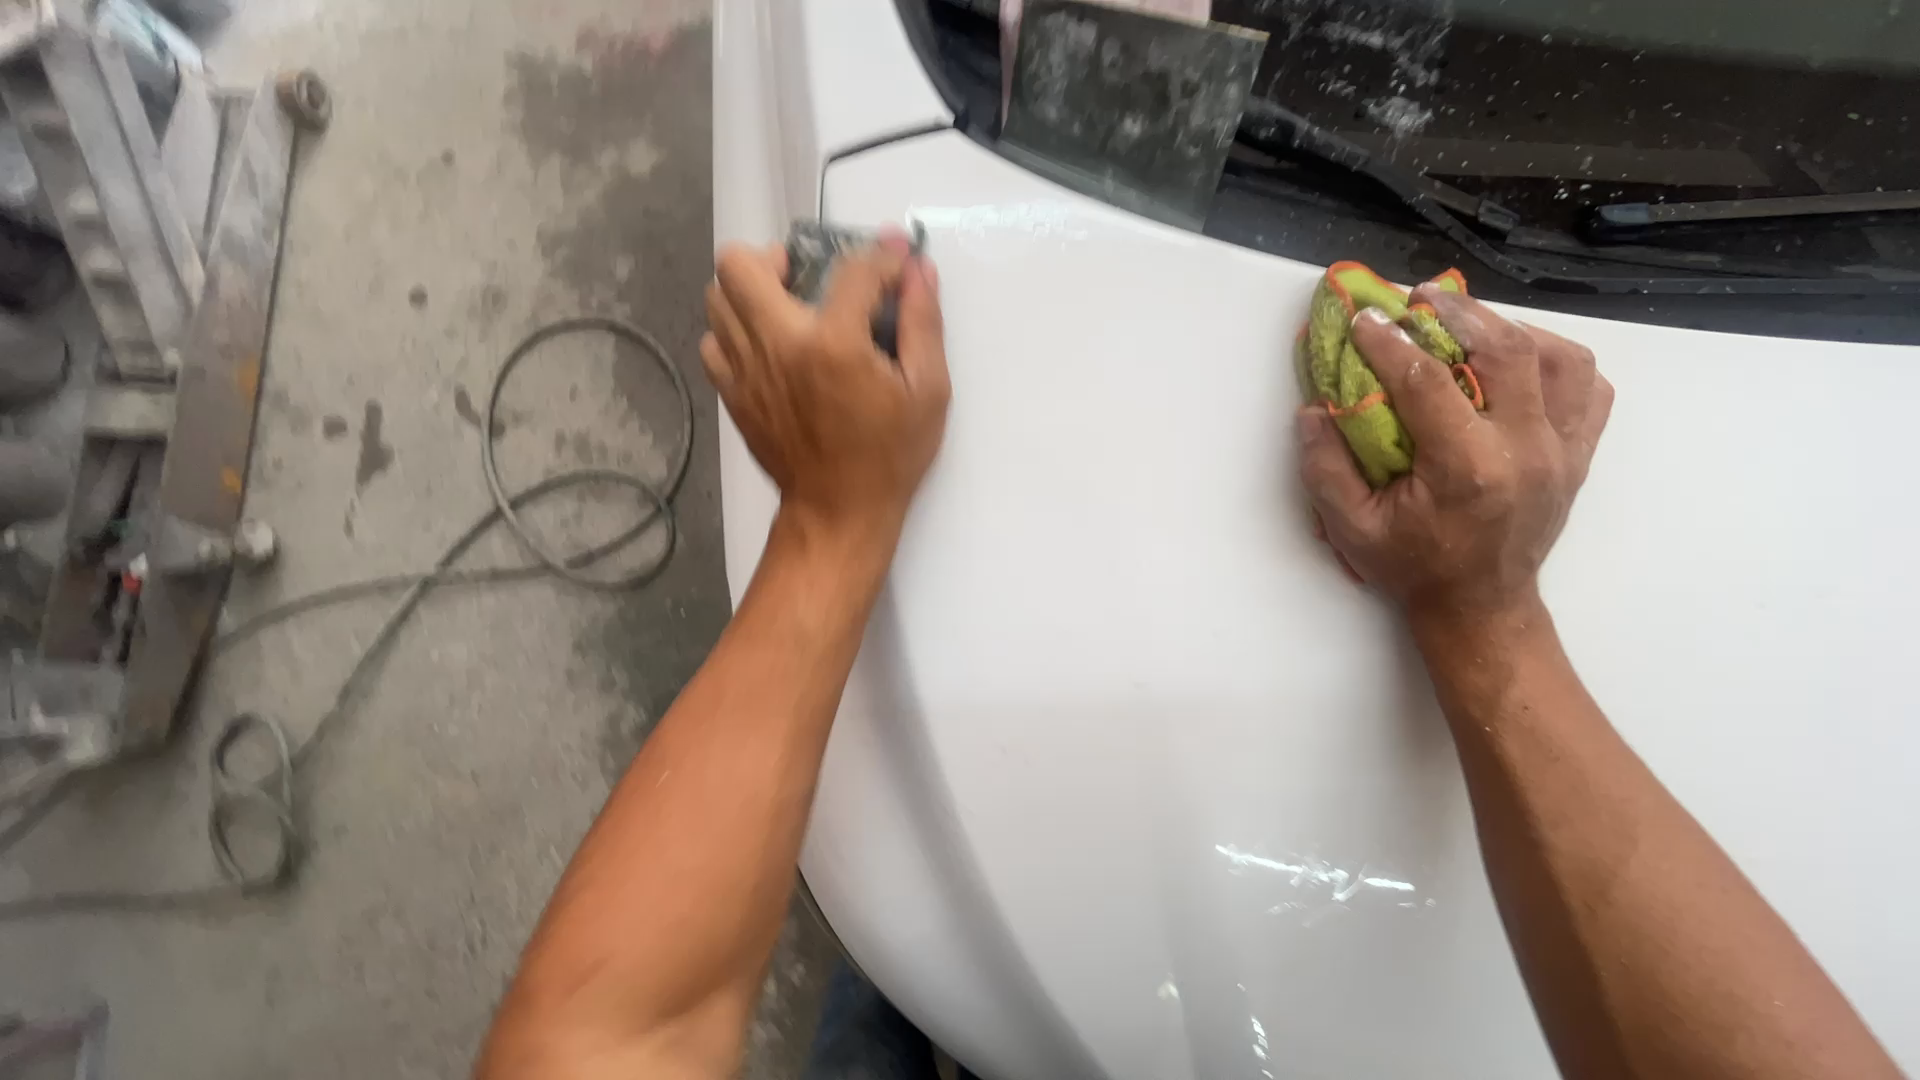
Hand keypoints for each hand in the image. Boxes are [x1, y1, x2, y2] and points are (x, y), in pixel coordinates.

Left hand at [703, 231, 949, 539]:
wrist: (838, 511)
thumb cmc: (890, 455)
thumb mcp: (928, 391)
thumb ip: (923, 323)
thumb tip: (918, 270)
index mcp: (832, 343)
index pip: (853, 269)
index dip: (883, 255)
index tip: (897, 258)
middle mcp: (777, 345)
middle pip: (740, 263)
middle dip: (778, 258)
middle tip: (809, 280)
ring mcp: (745, 369)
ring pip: (717, 297)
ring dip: (750, 291)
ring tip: (786, 311)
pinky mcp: (731, 393)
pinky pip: (713, 341)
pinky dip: (735, 333)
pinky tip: (768, 350)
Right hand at [1296, 285, 1612, 627]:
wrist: (1479, 606)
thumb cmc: (1411, 568)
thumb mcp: (1351, 527)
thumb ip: (1325, 467)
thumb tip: (1311, 409)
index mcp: (1467, 469)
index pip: (1427, 382)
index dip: (1390, 343)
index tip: (1363, 318)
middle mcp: (1526, 450)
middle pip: (1506, 351)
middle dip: (1458, 314)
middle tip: (1418, 298)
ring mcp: (1563, 450)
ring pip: (1560, 358)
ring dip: (1511, 329)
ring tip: (1469, 322)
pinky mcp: (1578, 453)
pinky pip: (1588, 386)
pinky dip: (1555, 359)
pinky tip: (1517, 358)